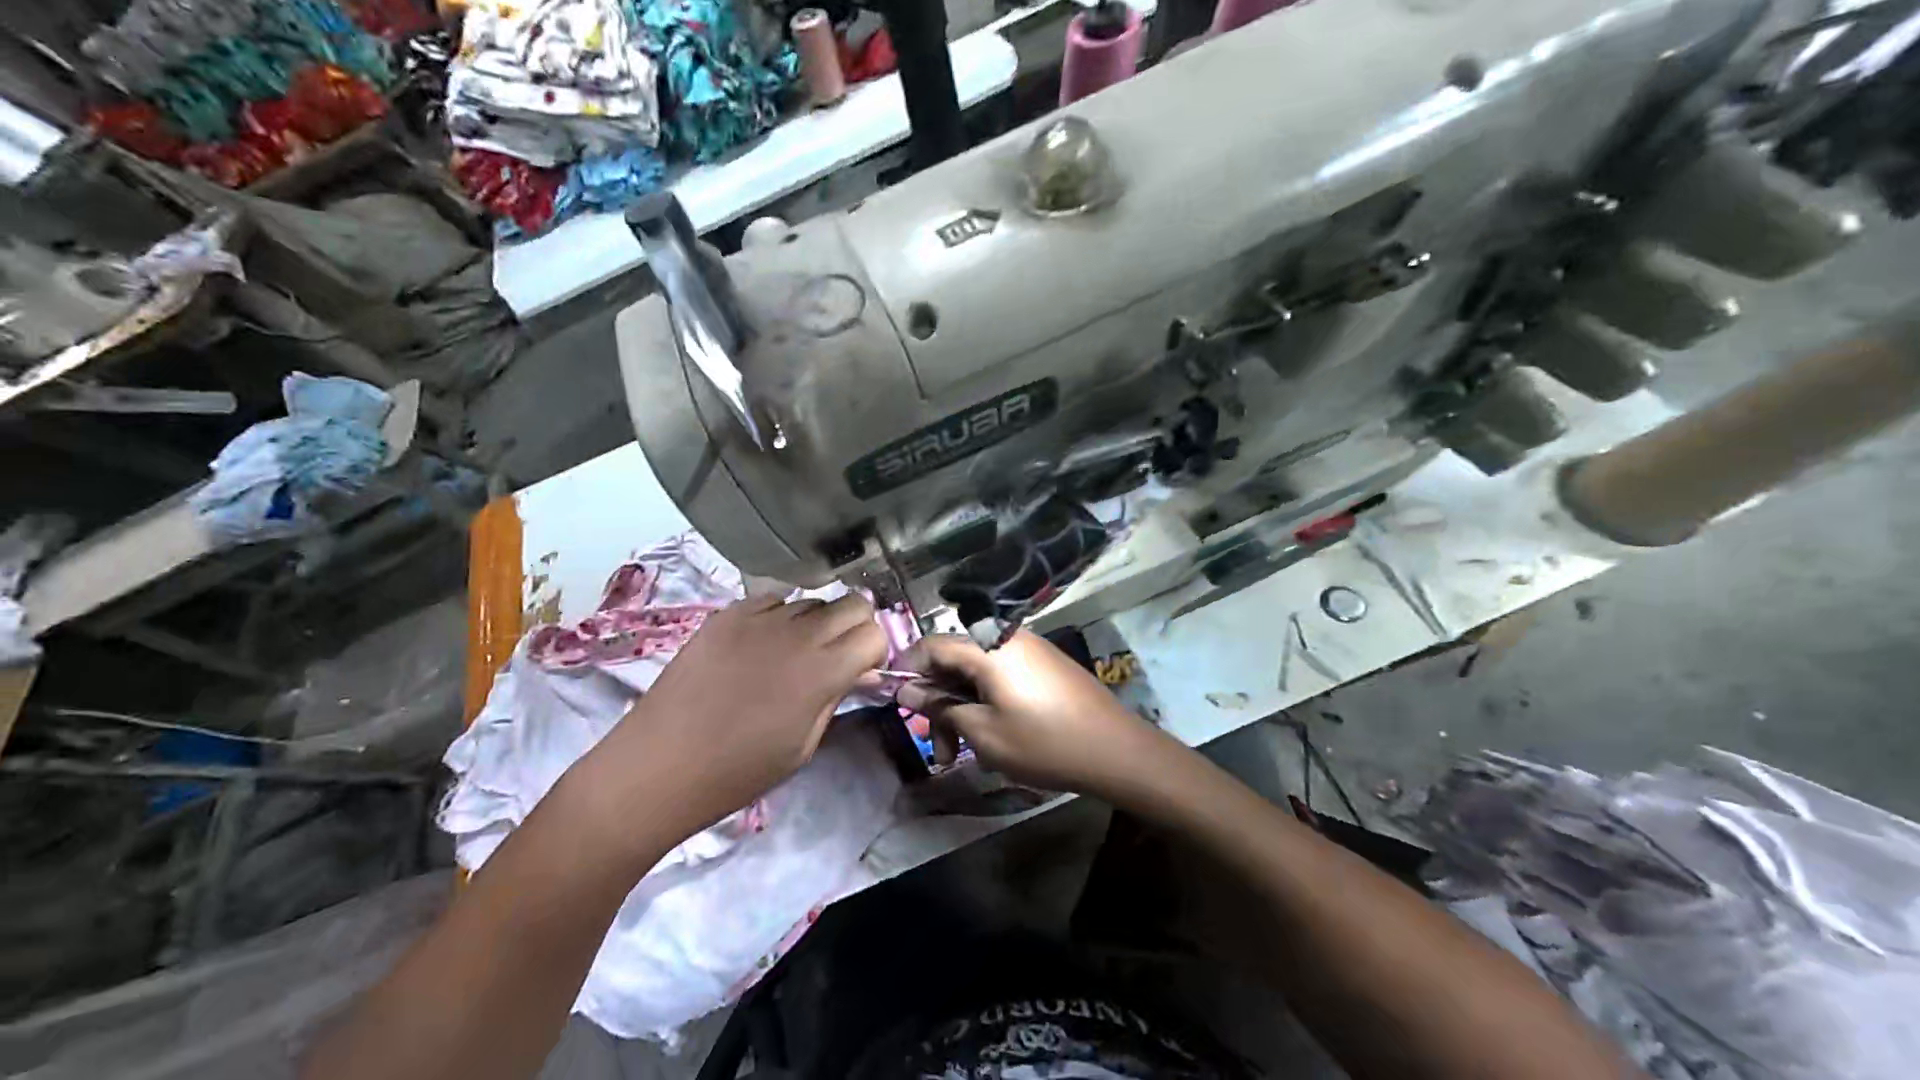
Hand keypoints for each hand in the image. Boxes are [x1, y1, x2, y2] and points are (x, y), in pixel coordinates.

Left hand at [601, 593, 888, 831]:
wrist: (659, 765)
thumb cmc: (738, 771)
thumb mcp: (804, 746)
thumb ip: (836, 697)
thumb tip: (858, 671)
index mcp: (822, 670)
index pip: (875, 632)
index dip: (875, 651)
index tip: (862, 671)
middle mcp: (797, 633)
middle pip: (853, 603)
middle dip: (856, 627)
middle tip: (837, 657)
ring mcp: (758, 618)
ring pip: (811, 601)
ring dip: (815, 624)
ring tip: (792, 655)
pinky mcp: (726, 614)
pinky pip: (771, 601)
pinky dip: (777, 618)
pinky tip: (760, 646)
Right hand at [895, 631, 1169, 798]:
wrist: (1116, 750)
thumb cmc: (1043, 742)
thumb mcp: (983, 731)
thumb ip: (939, 707)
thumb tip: (905, 691)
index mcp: (987, 646)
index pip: (931, 644)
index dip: (906, 669)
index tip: (894, 701)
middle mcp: (1004, 638)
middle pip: (953, 661)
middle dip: (937, 704)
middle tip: (936, 749)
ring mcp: (1027, 650)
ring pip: (976, 674)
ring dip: (961, 710)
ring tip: (961, 756)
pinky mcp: (1043, 665)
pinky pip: (999, 676)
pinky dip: (985, 703)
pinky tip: (990, 738)